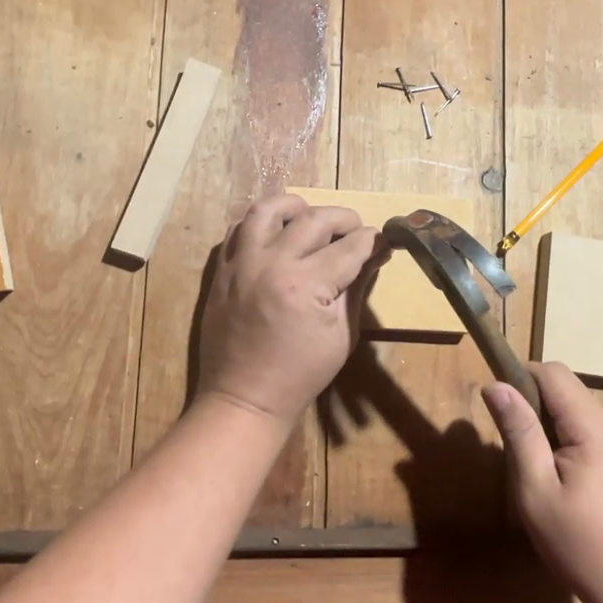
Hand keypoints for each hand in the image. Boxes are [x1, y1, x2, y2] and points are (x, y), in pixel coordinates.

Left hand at [196, 194, 386, 427]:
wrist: (244, 397)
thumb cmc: (301, 374)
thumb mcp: (342, 335)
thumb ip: (357, 287)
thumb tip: (376, 253)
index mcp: (306, 285)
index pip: (349, 246)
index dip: (371, 240)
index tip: (381, 241)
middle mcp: (272, 264)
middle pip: (315, 219)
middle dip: (344, 219)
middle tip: (355, 231)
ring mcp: (241, 263)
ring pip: (268, 209)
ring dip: (296, 206)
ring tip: (310, 217)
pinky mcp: (222, 269)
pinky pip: (239, 228)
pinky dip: (261, 222)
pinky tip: (276, 232)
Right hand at [482, 363, 602, 602]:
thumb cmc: (584, 549)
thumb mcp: (537, 492)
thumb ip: (519, 433)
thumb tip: (496, 385)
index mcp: (598, 427)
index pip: (555, 373)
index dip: (521, 377)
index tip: (500, 407)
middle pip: (572, 399)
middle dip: (541, 417)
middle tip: (523, 465)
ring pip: (589, 423)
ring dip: (562, 440)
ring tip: (552, 490)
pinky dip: (584, 456)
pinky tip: (581, 502)